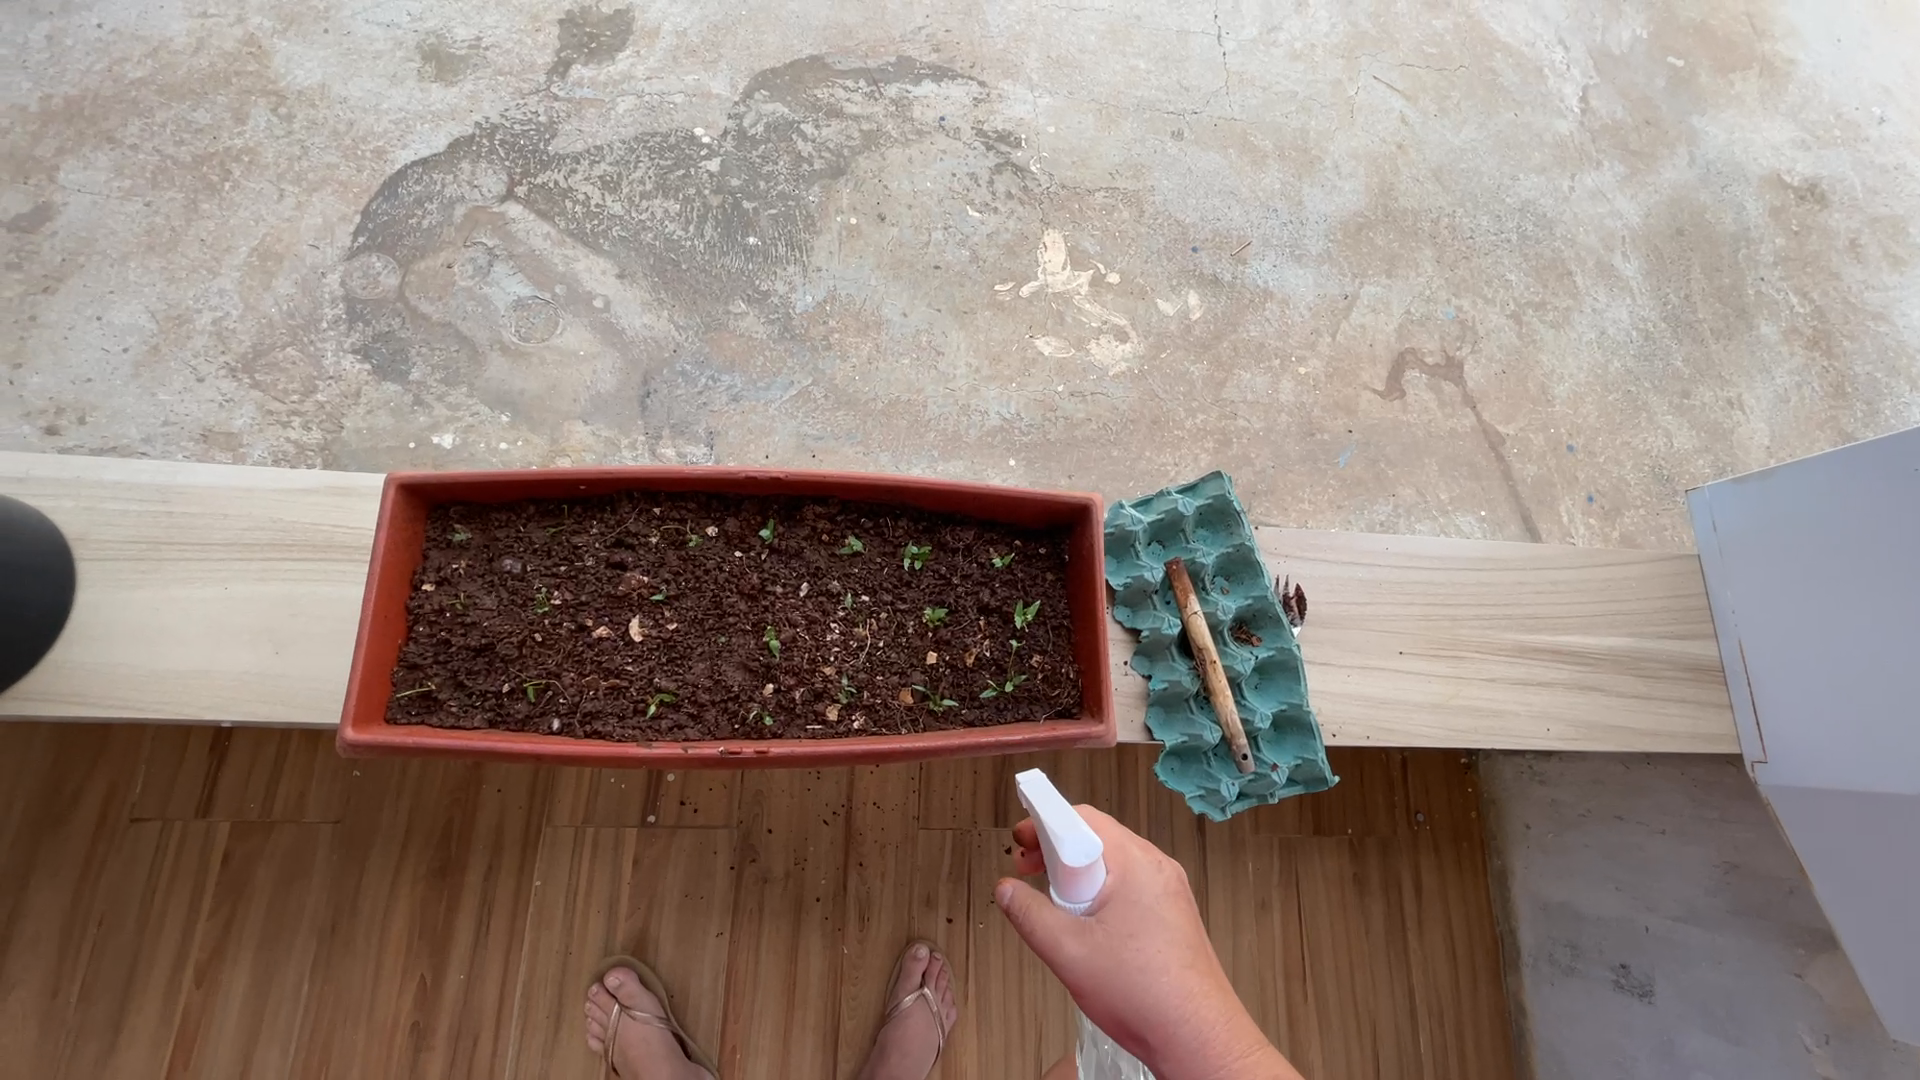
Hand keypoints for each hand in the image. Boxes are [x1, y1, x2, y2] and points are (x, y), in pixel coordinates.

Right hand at [996, 807, 1301, 1079]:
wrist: (1199, 1040)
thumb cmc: (1144, 995)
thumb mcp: (1068, 952)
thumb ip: (1029, 914)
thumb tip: (1006, 890)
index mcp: (1135, 862)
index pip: (1082, 819)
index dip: (1045, 825)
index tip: (1022, 840)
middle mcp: (1157, 866)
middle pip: (1097, 838)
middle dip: (1058, 853)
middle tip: (1029, 871)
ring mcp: (1169, 889)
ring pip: (1113, 863)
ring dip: (1078, 876)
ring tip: (1057, 906)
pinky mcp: (1172, 911)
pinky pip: (1129, 884)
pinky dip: (1102, 893)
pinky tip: (1088, 925)